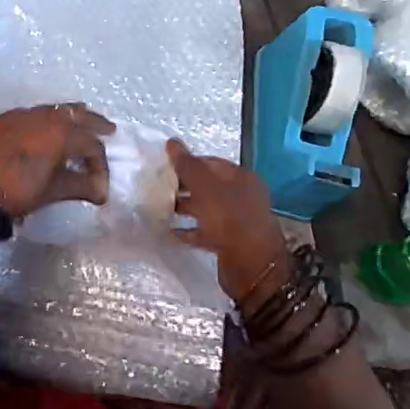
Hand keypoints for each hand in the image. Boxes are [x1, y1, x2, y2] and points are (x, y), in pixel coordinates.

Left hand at [0, 103, 114, 216]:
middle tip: (108, 128)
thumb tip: (101, 191)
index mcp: (61, 133)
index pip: (91, 145)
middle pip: (77, 115)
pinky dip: (44, 120)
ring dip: (69, 117)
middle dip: (94, 123)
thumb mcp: (54, 190)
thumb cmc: (18, 190)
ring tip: (80, 122)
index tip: (100, 185)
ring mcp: (21, 114)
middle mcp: (44, 116)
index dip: (100, 165)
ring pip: (53, 110)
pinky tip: (44, 129)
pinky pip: (31, 114)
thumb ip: (81, 185)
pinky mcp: (3, 119)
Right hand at [167, 139, 288, 302]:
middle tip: (157, 186)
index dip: (187, 162)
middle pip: (207, 185)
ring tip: (160, 207)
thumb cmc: (230, 220)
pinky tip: (169, 231)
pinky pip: (203, 230)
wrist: (251, 266)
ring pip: (205, 208)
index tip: (163, 166)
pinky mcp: (227, 241)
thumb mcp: (206, 188)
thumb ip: (188, 166)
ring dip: (184, 207)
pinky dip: (187, 229)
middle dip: (183, 185)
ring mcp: (236, 220)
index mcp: (242, 178)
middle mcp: (241, 196)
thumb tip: (172, 142)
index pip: (210, 162)